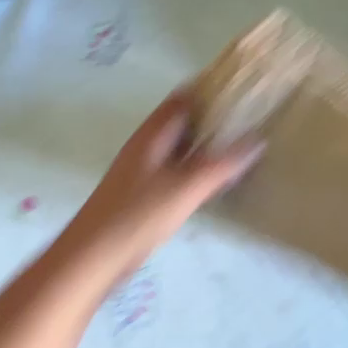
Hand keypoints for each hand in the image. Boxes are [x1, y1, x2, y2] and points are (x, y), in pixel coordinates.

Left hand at [59, 91, 263, 275]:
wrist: (92, 258)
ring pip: (179, 147)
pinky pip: (175, 170)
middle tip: (250, 122)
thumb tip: (256, 140)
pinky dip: (195, 169)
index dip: (211, 90)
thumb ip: (221, 165)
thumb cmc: (137, 215)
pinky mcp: (141, 194)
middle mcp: (146, 145)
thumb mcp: (186, 188)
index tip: (242, 91)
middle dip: (213, 119)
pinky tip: (214, 183)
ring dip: (205, 146)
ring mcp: (142, 169)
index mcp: (153, 133)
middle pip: (183, 121)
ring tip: (240, 150)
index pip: (184, 97)